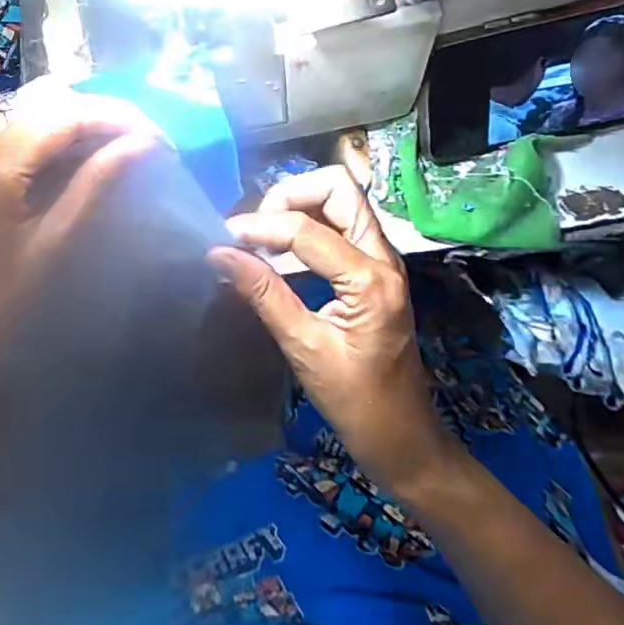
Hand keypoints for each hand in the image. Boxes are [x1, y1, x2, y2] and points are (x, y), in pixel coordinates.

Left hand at [0, 81, 159, 409]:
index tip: (158, 141)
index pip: (65, 111)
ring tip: (102, 155)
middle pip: (39, 102)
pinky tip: (55, 166)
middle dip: (91, 116)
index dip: (117, 117)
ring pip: (16, 111)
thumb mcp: (55, 249)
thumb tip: (145, 142)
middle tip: (134, 148)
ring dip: (61, 124)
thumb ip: (98, 186)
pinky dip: (30, 137)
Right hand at [207, 167, 458, 491]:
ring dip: (300, 205)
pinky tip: (281, 252)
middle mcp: (383, 258)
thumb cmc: (356, 401)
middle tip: (256, 226)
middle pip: (339, 188)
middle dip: (290, 195)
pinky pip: (342, 224)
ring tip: (263, 237)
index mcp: (370, 281)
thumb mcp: (303, 348)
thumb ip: (263, 294)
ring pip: (342, 201)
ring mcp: (383, 261)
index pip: (306, 230)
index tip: (224, 237)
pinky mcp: (375, 270)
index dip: (260, 227)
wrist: (403, 436)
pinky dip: (309, 223)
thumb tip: (220, 254)